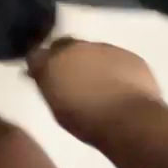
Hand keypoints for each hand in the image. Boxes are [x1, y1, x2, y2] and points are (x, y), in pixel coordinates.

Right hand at [27, 38, 165, 148]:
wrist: (130, 120)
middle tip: (74, 80)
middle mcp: (74, 47)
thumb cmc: (86, 121)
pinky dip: (115, 68)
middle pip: (64, 47)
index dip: (41, 65)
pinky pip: (117, 58)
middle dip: (66, 59)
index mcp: (50, 61)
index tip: (44, 77)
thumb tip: (40, 74)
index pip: (37, 55)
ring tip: (101, 85)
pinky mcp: (129, 55)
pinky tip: (121, 85)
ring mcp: (103, 48)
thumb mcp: (56, 106)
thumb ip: (47, 85)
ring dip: (92, 62)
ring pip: (92, 51)